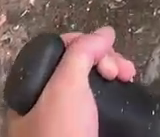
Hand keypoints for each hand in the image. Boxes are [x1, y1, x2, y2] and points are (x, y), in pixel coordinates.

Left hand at [6, 27, 137, 136]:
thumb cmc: (60, 134)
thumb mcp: (65, 87)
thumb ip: (82, 53)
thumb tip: (105, 32)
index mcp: (30, 88)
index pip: (59, 49)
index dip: (87, 43)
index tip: (108, 52)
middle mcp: (44, 101)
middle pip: (77, 63)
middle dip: (105, 58)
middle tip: (123, 71)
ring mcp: (62, 119)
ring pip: (90, 81)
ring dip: (112, 72)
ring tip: (129, 78)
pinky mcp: (80, 132)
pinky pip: (96, 102)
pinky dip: (111, 92)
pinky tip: (123, 92)